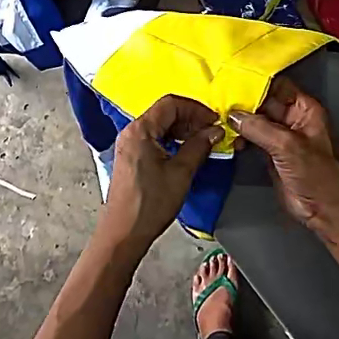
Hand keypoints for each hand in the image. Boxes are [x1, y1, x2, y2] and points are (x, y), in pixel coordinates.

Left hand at [101, 95, 221, 256]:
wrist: (123, 235)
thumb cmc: (149, 205)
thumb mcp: (181, 172)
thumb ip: (199, 145)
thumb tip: (215, 131)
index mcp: (140, 131)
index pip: (171, 104)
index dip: (196, 109)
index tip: (214, 121)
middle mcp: (131, 133)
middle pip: (165, 112)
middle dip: (191, 119)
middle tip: (211, 132)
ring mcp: (129, 146)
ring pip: (161, 126)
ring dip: (183, 130)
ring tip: (203, 143)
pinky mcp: (131, 158)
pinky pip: (155, 139)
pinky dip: (173, 141)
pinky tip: (187, 153)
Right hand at [230, 79, 338, 242]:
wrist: (325, 210)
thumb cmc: (321, 177)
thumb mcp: (289, 147)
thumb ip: (261, 128)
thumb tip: (236, 115)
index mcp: (306, 109)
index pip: (278, 86)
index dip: (258, 83)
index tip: (234, 82)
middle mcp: (294, 119)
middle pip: (264, 102)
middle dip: (243, 103)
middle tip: (219, 102)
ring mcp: (282, 137)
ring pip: (256, 121)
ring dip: (239, 121)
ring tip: (219, 120)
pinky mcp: (272, 154)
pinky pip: (252, 139)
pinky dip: (240, 137)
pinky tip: (228, 138)